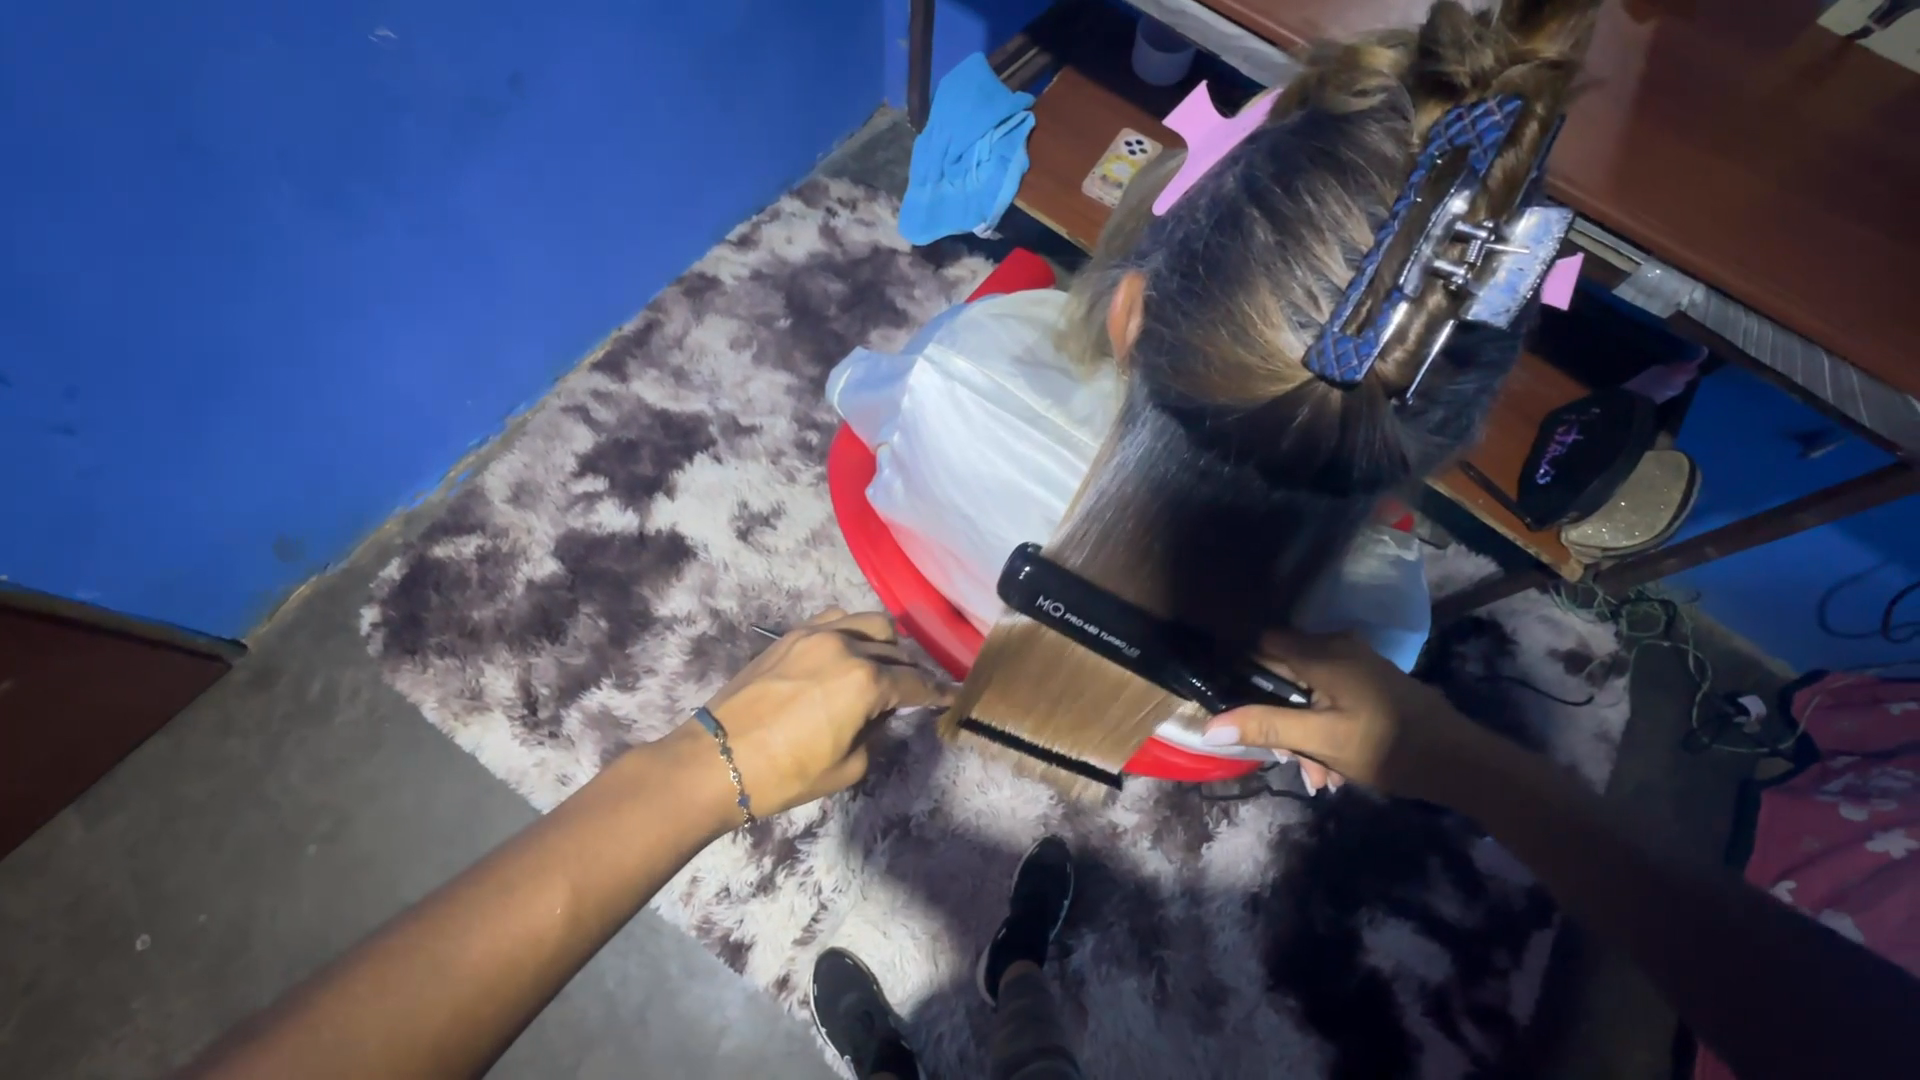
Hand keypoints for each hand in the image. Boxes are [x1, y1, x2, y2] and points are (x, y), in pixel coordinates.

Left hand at [693, 609, 949, 816]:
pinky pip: (834, 619)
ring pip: (869, 622)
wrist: (715, 761)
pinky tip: (848, 649)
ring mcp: (816, 634)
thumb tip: (880, 713)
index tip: (951, 697)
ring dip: (886, 643)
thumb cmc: (786, 775)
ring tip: (884, 663)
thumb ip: (876, 732)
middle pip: (896, 651)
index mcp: (866, 681)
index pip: (915, 683)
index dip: (937, 693)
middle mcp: (847, 646)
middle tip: (917, 689)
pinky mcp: (790, 634)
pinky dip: (851, 631)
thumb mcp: (849, 766)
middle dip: (913, 671)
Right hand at [1202, 628, 1490, 802]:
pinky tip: (1332, 767)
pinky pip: (1327, 697)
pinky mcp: (1368, 682)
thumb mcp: (1321, 741)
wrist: (1463, 764)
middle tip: (1287, 760)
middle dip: (1277, 717)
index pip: (1259, 645)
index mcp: (1321, 653)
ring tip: (1316, 775)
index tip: (1233, 706)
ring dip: (1301, 730)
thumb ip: (1266, 727)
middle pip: (1282, 672)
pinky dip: (1322, 727)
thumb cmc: (1388, 746)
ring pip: (1305, 691)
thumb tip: (1209, 727)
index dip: (1240, 671)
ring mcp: (1355, 664)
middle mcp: (1336, 647)